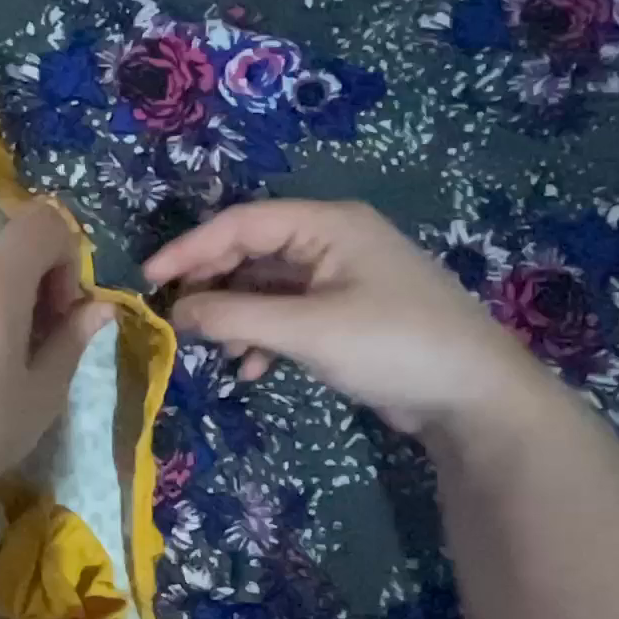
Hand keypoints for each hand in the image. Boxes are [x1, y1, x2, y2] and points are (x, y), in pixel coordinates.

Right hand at [145, 199, 551, 434]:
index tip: (147, 281)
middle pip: (249, 251)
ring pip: (263, 286)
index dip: (189, 249)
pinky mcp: (342, 312)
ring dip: (234, 316)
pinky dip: (260, 337)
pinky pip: (283, 313)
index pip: (241, 224)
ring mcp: (338, 277)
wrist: (472, 395)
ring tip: (215, 349)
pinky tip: (253, 369)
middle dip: (209, 284)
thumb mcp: (306, 330)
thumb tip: (176, 313)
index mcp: (327, 225)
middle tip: (174, 318)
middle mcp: (330, 241)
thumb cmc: (392, 345)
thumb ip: (235, 317)